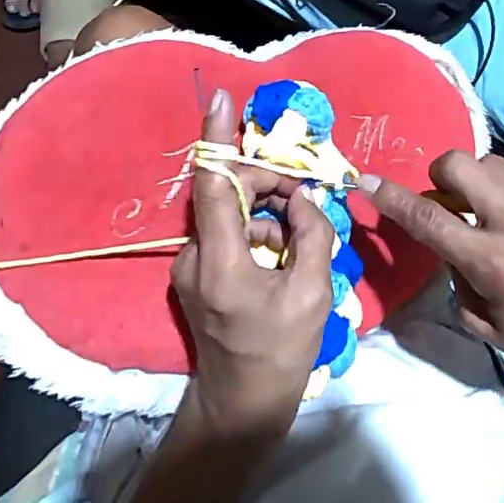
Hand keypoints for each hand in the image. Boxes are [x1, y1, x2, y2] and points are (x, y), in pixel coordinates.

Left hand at [172, 89, 334, 434]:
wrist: (240, 405)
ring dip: (267, 211)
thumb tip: (303, 198)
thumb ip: (312, 233)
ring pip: (231, 212)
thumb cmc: (279, 353)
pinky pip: (229, 232)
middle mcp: (195, 255)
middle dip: (267, 182)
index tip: (222, 97)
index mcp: (220, 261)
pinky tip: (283, 254)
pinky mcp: (196, 272)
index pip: (213, 184)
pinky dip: (258, 229)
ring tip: (301, 239)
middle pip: (227, 192)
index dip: (216, 137)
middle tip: (306, 198)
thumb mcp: (313, 292)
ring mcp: (190, 265)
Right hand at [358, 153, 503, 405]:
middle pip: (461, 165)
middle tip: (450, 199)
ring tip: (494, 212)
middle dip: (441, 174)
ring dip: (480, 183)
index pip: (430, 219)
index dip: (392, 198)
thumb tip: (438, 224)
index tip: (367, 181)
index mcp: (498, 266)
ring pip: (492, 163)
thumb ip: (453, 267)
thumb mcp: (483, 321)